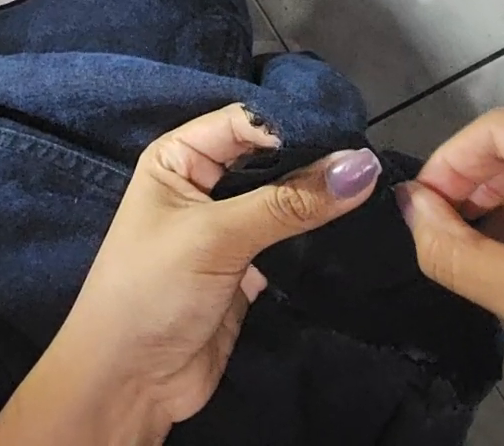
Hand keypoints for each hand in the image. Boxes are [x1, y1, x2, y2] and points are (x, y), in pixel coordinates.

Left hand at [0, 104, 382, 444]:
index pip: (243, 122)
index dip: (291, 126)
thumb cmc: (154, 288)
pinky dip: (315, 233)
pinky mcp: (247, 264)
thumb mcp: (215, 237)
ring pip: (281, 196)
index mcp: (178, 156)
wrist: (130, 381)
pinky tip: (353, 224)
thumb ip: (287, 203)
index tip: (347, 135)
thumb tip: (360, 166)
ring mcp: (226, 224)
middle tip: (371, 163)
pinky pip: (287, 236)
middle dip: (311, 160)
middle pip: (266, 157)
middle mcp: (202, 181)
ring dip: (317, 197)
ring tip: (374, 190)